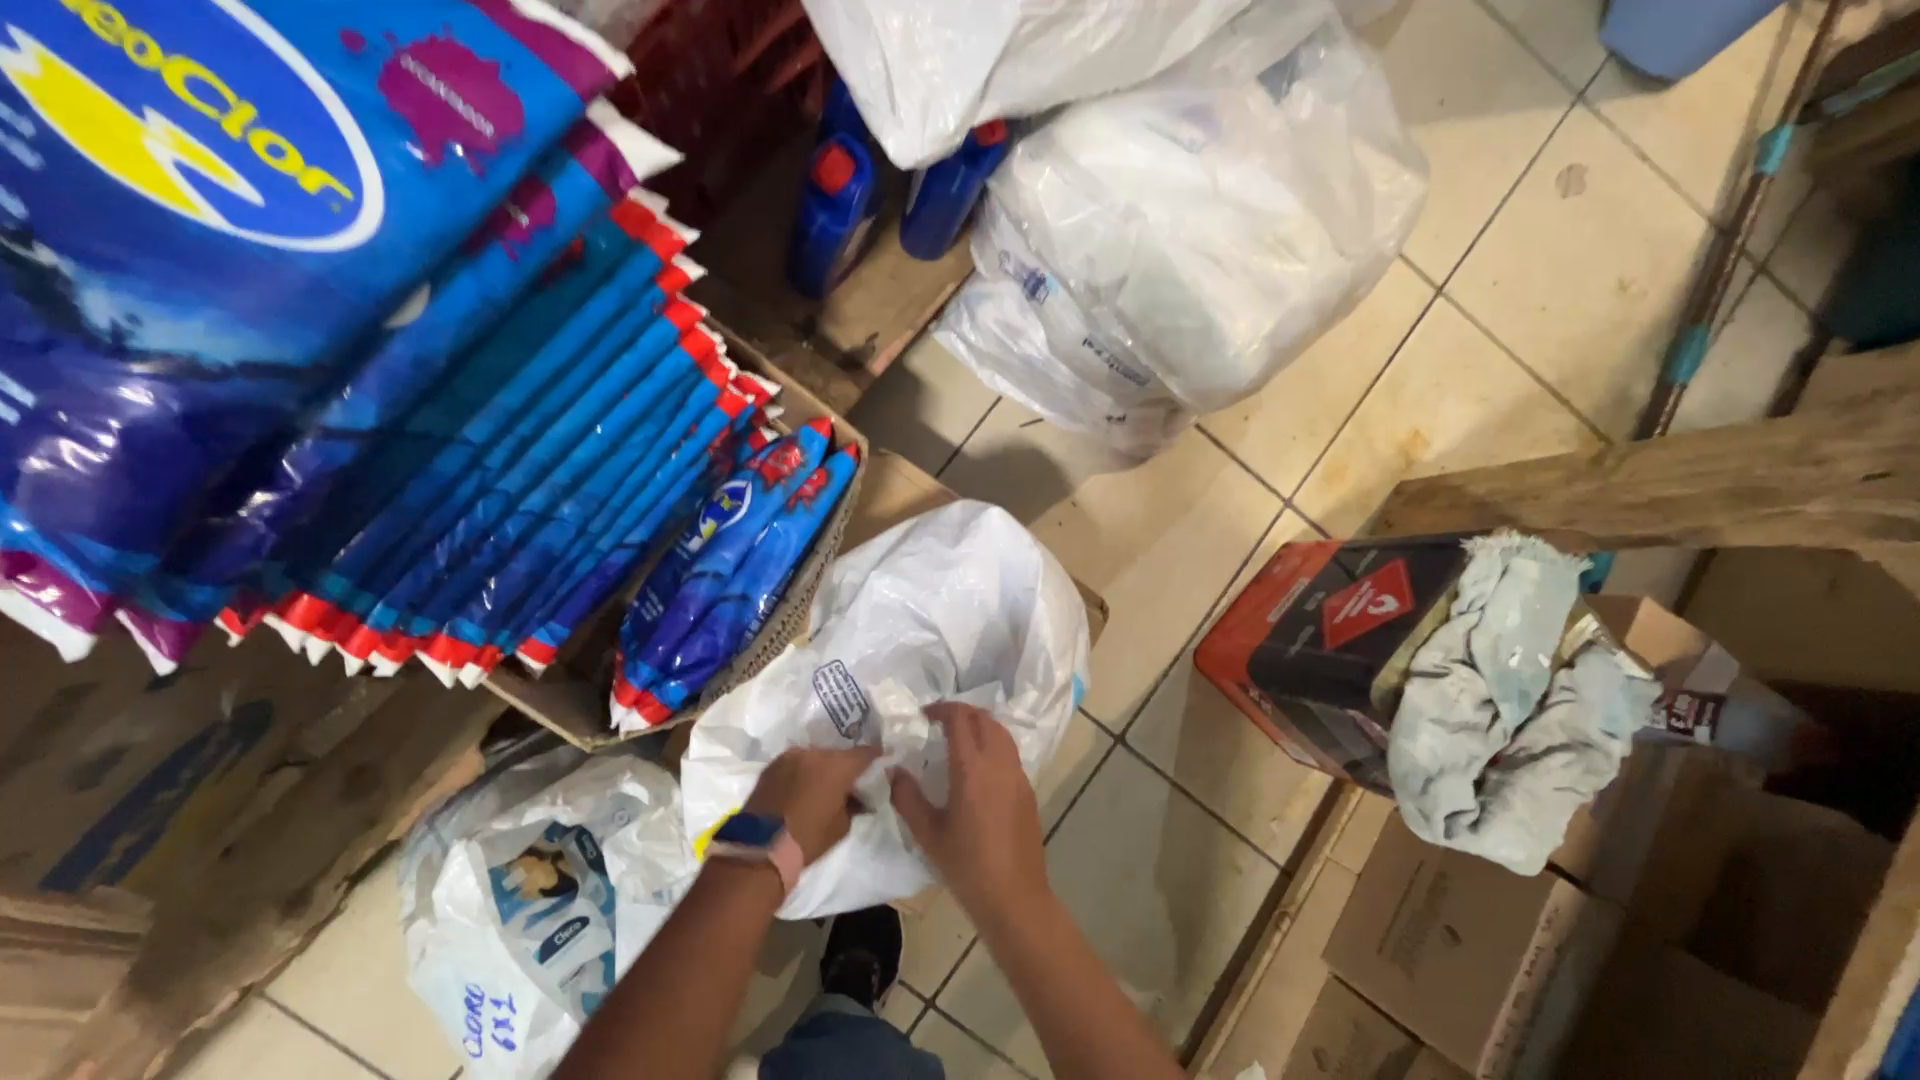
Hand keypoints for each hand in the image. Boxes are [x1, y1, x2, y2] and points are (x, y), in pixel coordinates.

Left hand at [743, 745, 882, 863]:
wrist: (759, 849)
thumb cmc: (808, 838)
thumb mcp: (842, 826)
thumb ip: (853, 804)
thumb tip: (857, 797)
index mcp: (837, 765)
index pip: (865, 753)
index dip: (876, 758)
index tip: (881, 764)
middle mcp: (814, 753)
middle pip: (838, 754)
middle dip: (846, 765)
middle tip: (849, 782)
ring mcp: (789, 757)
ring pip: (814, 757)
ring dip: (821, 768)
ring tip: (823, 786)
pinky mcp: (771, 766)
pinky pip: (795, 764)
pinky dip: (802, 772)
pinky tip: (802, 788)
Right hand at [891, 702, 1052, 922]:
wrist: (1014, 897)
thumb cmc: (967, 866)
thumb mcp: (928, 833)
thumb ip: (907, 797)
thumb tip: (894, 770)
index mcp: (972, 769)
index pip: (960, 719)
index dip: (942, 709)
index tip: (924, 716)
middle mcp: (999, 764)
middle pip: (985, 719)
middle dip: (962, 713)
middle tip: (939, 723)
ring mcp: (1018, 776)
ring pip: (1002, 733)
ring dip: (981, 726)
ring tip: (959, 739)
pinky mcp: (1028, 791)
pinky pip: (1011, 753)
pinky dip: (994, 745)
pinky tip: (979, 768)